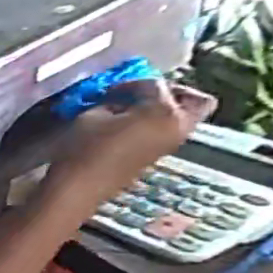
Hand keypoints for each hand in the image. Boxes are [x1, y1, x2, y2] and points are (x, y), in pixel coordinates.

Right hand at [47, 80, 214, 202]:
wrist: (78, 188)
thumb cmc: (82, 148)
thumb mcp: (89, 116)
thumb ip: (110, 103)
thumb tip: (118, 101)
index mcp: (164, 111)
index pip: (154, 84)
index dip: (129, 84)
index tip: (107, 91)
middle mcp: (179, 125)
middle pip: (194, 100)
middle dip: (171, 93)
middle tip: (142, 96)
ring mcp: (172, 143)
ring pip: (184, 117)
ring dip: (163, 111)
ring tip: (131, 114)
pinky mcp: (158, 156)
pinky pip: (168, 132)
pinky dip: (154, 126)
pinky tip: (126, 130)